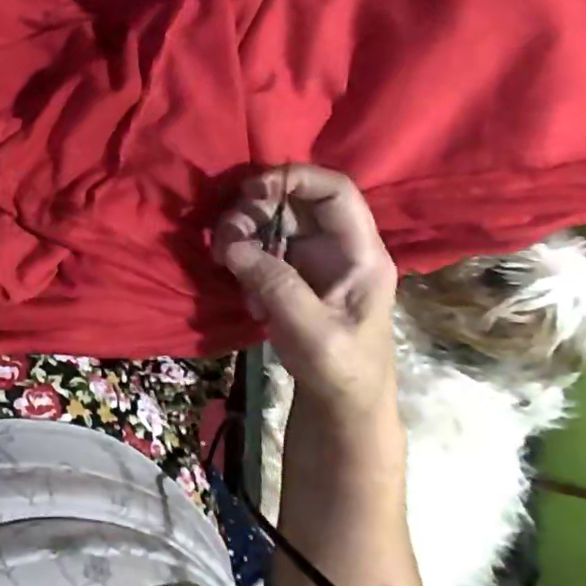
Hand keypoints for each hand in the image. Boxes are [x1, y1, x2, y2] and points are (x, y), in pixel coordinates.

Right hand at [213, 166, 398, 420]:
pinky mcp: (293, 276)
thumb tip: (233, 245)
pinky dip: (244, 259)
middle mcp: (338, 247)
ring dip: (243, 234)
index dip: (294, 179)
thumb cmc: (342, 370)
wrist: (342, 406)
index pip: (335, 191)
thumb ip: (275, 284)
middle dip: (255, 211)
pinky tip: (245, 292)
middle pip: (294, 203)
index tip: (252, 192)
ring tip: (225, 261)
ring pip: (273, 223)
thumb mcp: (312, 331)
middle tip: (225, 237)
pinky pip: (262, 249)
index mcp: (360, 253)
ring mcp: (314, 260)